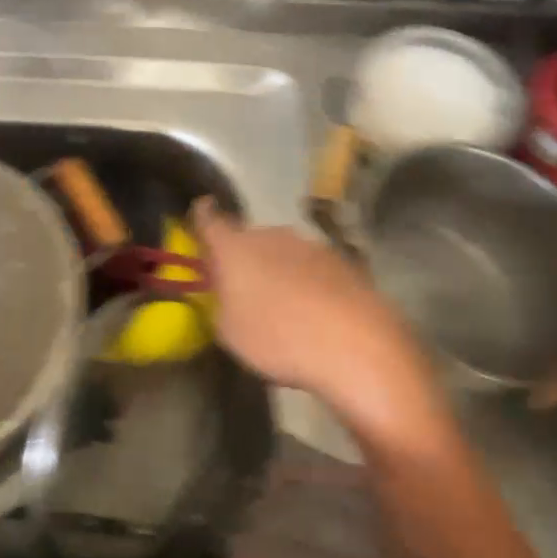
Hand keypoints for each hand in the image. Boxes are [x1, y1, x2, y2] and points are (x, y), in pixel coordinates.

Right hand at [192, 199, 429, 405]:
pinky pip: (312, 268)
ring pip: (283, 251)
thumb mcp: (228, 331)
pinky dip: (307, 282)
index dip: (202, 216)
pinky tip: (314, 311)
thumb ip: (220, 303)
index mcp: (235, 247)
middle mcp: (271, 234)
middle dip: (243, 256)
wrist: (356, 344)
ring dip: (277, 269)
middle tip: (241, 286)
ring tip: (282, 304)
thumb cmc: (277, 337)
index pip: (209, 219)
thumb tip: (227, 293)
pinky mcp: (343, 261)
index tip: (201, 213)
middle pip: (249, 238)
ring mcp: (311, 245)